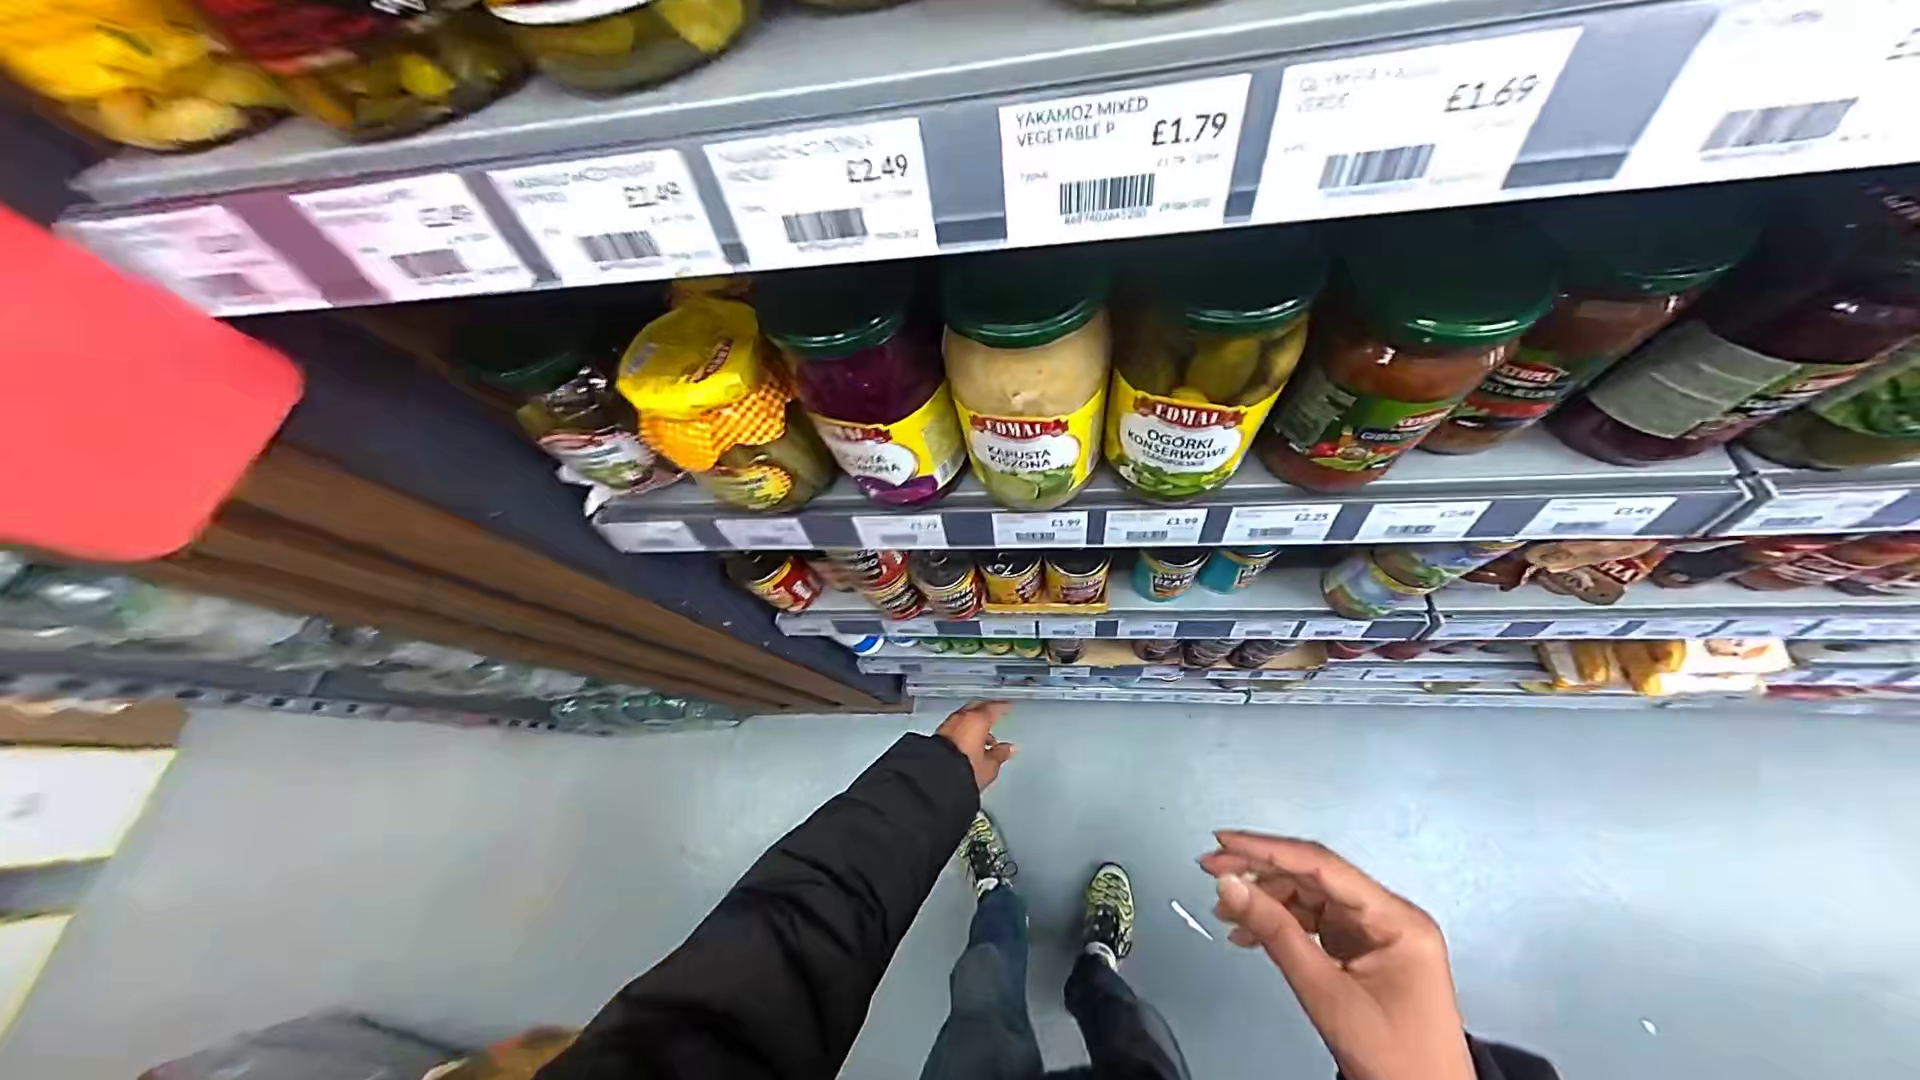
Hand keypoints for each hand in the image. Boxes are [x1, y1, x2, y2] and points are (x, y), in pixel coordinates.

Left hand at [934, 700, 1014, 790]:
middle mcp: (961, 718)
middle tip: (995, 715)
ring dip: (974, 723)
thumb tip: (1008, 749)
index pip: (992, 708)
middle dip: (986, 711)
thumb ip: (1000, 754)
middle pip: (976, 708)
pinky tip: (969, 743)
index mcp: (977, 720)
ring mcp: (948, 725)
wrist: (936, 778)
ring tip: (985, 737)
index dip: (1002, 707)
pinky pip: (955, 727)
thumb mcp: (989, 766)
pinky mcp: (938, 736)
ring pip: (964, 717)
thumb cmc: (963, 769)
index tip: (1008, 707)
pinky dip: (964, 730)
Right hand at [1200, 832, 1472, 1079]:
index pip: (1320, 865)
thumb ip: (1275, 933)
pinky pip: (1309, 920)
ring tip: (1224, 908)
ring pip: (1304, 895)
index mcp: (1395, 918)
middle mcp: (1386, 914)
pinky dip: (1276, 922)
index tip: (1223, 842)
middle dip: (1257, 871)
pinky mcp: (1358, 947)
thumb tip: (1229, 885)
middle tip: (1211, 867)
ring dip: (1262, 899)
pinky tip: (1246, 931)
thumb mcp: (1327, 994)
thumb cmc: (1393, 1059)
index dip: (1267, 848)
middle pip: (1309, 876)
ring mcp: (1372, 930)